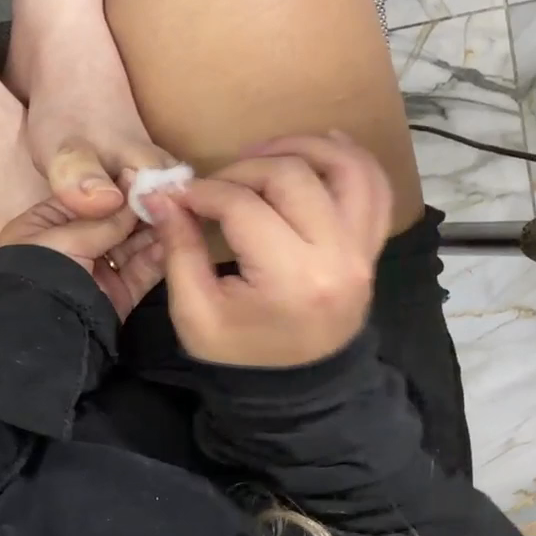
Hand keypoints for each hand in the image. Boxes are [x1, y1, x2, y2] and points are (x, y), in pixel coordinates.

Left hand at [0, 198, 165, 319]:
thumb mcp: (64, 238)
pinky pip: (140, 272)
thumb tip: (135, 193)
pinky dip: (159, 258)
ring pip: (131, 246)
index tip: (148, 178)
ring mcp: (92, 271)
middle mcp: (69, 246)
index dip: (116, 189)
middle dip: (141, 210)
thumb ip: (103, 219)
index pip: (87, 201)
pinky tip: (177, 241)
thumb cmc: (40, 273)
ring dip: (155, 231)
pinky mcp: (114, 295)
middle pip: (112, 222)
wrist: (39, 330)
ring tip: (181, 213)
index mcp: (43, 226)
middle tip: (173, 193)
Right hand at [140, 132, 392, 367]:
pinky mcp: (369, 247)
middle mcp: (337, 257)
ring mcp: (362, 250)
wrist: (296, 391)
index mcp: (290, 278)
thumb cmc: (238, 355)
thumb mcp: (194, 311)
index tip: (176, 196)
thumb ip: (179, 247)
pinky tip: (321, 144)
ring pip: (345, 168)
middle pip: (291, 176)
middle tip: (212, 186)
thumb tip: (162, 195)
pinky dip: (349, 158)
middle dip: (242, 168)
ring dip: (302, 147)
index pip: (242, 205)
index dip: (201, 192)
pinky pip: (374, 187)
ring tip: (262, 151)